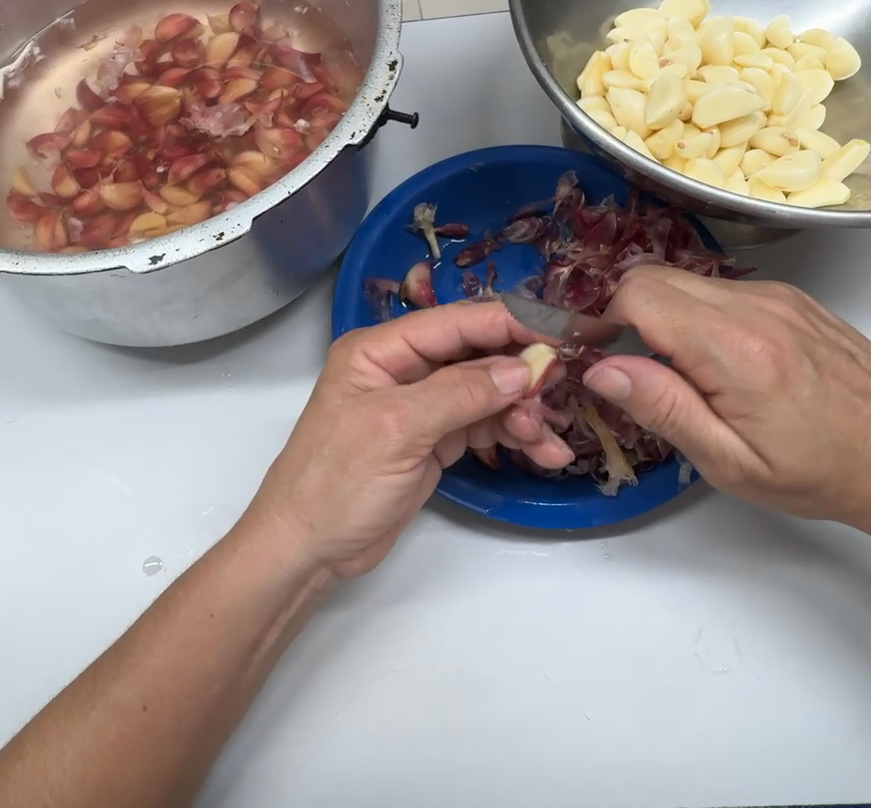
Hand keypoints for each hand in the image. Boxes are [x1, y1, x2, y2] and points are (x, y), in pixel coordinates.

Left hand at [244, 302, 571, 578]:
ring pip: (485, 393)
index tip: (559, 333)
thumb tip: (522, 368)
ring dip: (521, 411)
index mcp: (380, 350)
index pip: (453, 323)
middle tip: (562, 390)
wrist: (308, 547)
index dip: (506, 324)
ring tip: (547, 438)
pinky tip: (542, 452)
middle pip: (474, 355)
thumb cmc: (336, 482)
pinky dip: (511, 436)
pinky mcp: (433, 440)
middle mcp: (402, 369)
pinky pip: (482, 426)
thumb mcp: (396, 430)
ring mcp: (420, 406)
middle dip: (519, 372)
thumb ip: (459, 394)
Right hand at [573, 266, 870, 536]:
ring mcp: (778, 298)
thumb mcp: (729, 462)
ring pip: (685, 281)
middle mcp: (756, 308)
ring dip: (659, 313)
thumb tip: (601, 368)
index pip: (638, 296)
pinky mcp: (794, 300)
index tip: (591, 353)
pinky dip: (695, 313)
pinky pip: (720, 290)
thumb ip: (662, 407)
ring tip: (672, 368)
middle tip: (622, 361)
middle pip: (654, 278)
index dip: (600, 319)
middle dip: (622, 312)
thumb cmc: (820, 475)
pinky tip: (714, 359)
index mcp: (736, 349)